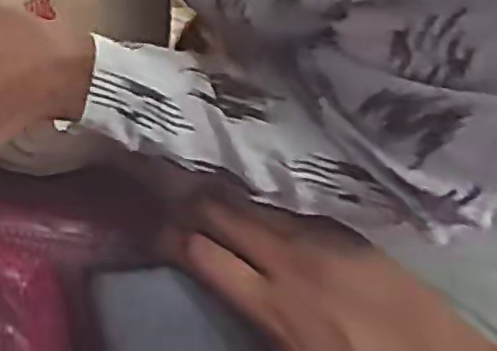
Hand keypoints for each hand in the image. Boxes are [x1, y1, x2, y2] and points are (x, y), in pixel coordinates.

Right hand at [164, 195, 496, 350]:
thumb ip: (256, 319)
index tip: (154, 231)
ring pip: (249, 195)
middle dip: (184, 199)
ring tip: (194, 177)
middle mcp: (287, 259)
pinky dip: (257, 192)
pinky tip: (248, 184)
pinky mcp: (342, 223)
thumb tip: (222, 282)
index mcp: (276, 306)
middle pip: (219, 210)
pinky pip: (285, 198)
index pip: (203, 253)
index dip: (170, 238)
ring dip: (217, 187)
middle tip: (162, 192)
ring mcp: (317, 234)